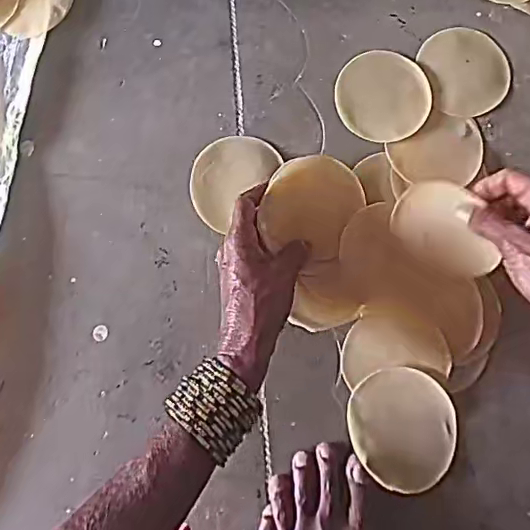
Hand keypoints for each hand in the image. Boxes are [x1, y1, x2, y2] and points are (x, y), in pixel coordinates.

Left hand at [216, 184, 308, 388]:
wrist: (245, 344)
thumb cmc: (259, 309)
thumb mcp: (284, 273)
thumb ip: (294, 252)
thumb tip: (301, 244)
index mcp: (237, 243)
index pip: (243, 204)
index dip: (257, 191)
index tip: (270, 186)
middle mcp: (228, 252)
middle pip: (242, 220)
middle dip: (263, 212)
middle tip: (281, 207)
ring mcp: (230, 268)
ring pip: (245, 240)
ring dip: (263, 233)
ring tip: (284, 233)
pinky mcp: (235, 282)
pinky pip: (248, 257)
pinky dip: (262, 251)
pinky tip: (279, 260)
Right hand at [468, 169, 529, 324]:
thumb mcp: (512, 247)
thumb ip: (487, 223)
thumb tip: (469, 211)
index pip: (511, 178)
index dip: (487, 187)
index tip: (473, 201)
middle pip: (520, 189)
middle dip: (496, 202)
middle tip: (478, 217)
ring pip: (528, 205)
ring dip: (506, 215)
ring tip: (491, 233)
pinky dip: (520, 226)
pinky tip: (509, 243)